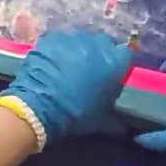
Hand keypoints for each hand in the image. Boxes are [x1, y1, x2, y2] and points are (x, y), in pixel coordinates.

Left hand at [0, 30, 131, 145]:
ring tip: (67, 65)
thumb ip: (117, 119)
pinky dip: (57, 50)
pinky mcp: (51, 39)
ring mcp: (73, 39)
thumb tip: (123, 127)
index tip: (111, 72)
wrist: (40, 107)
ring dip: (77, 50)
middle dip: (98, 53)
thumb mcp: (102, 120)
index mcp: (115, 62)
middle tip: (89, 68)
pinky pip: (59, 42)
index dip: (118, 62)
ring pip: (80, 40)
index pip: (125, 54)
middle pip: (103, 42)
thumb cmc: (76, 115)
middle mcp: (97, 44)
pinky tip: (50, 62)